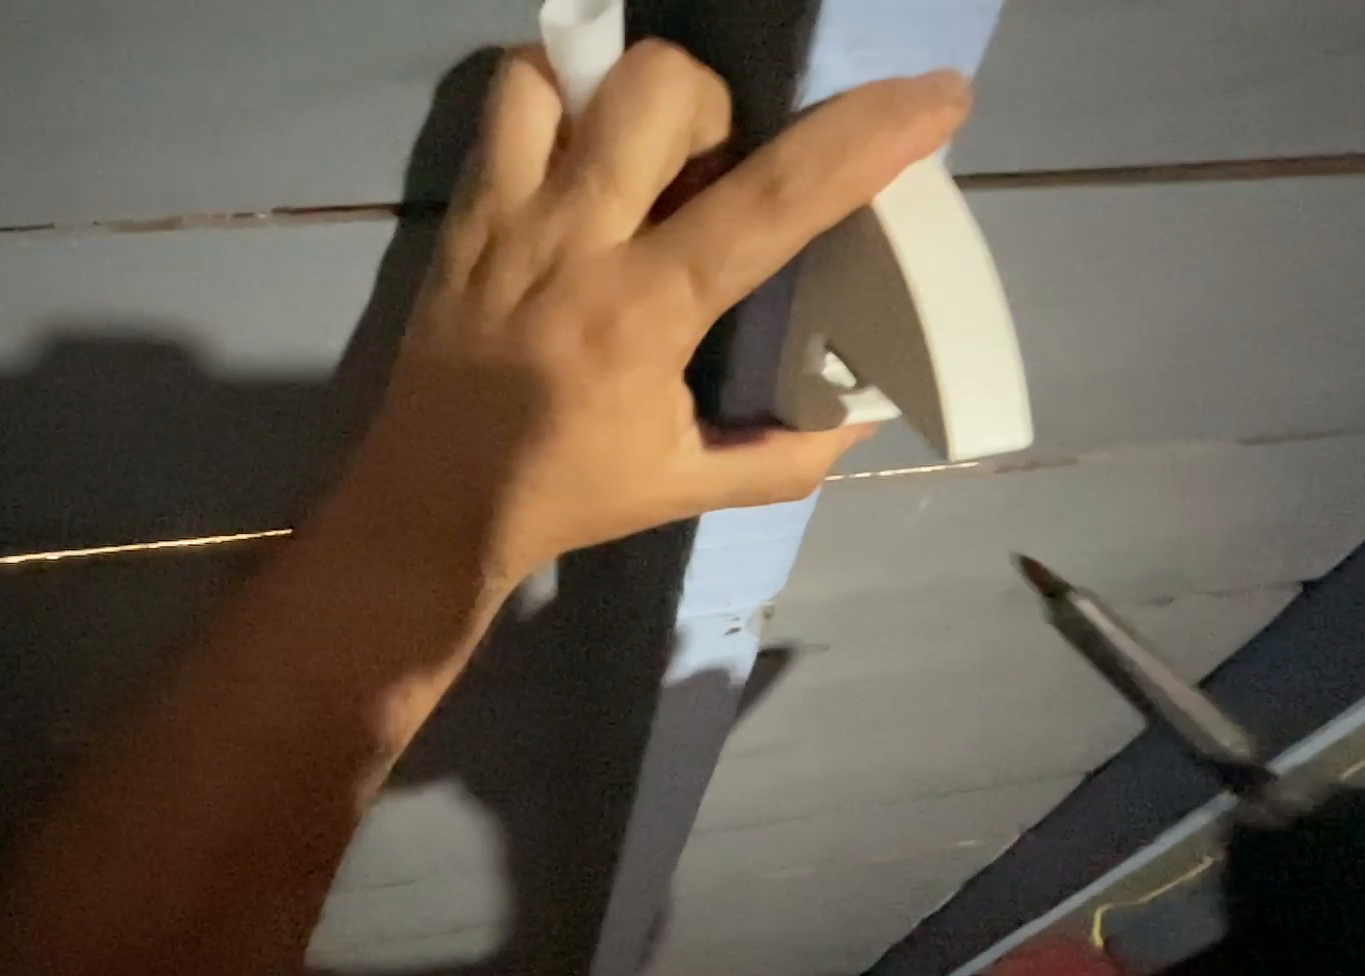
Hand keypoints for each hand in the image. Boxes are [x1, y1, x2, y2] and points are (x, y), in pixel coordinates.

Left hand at [342, 43, 970, 582]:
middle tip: (708, 175)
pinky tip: (566, 164)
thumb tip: (855, 424)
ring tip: (630, 160)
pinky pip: (500, 113)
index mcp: (642, 315)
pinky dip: (548, 104)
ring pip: (566, 78)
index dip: (866, 137)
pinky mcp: (457, 226)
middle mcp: (572, 247)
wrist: (429, 507)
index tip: (934, 100)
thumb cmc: (558, 499)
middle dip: (714, 110)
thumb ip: (779, 459)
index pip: (772, 201)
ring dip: (621, 95)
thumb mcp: (681, 488)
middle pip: (660, 89)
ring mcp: (503, 226)